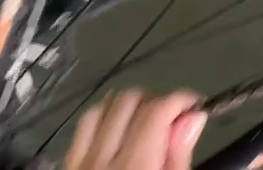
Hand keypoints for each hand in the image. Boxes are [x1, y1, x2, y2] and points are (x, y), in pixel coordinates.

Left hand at [65, 90, 207, 169]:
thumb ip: (180, 157)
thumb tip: (192, 116)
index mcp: (135, 165)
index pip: (157, 110)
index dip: (181, 99)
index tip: (195, 104)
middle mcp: (101, 158)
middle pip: (129, 101)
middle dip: (154, 102)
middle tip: (171, 121)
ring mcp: (79, 162)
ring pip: (101, 108)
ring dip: (125, 108)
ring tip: (143, 125)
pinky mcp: (67, 167)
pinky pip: (81, 128)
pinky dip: (101, 121)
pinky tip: (114, 134)